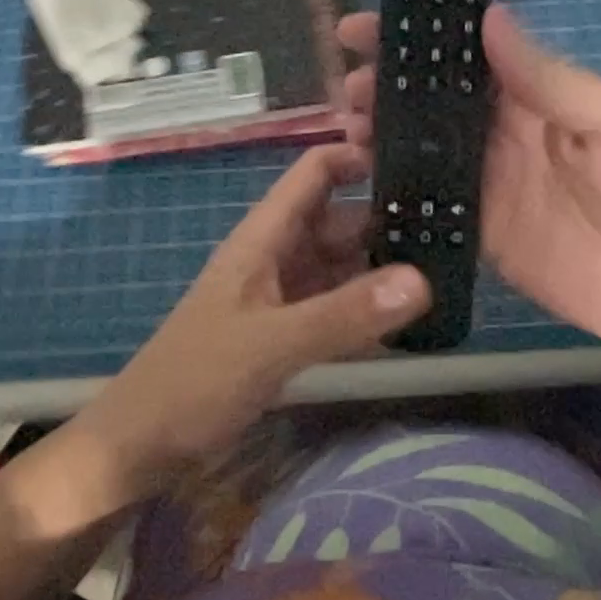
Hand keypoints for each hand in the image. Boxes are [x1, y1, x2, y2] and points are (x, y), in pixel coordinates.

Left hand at [72, 144, 429, 496]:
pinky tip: (414, 320)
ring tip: (450, 266)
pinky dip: (369, 310)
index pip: (314, 174)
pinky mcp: (287, 335)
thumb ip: (344, 314)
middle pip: (339, 220)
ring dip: (383, 266)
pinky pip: (337, 308)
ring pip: (341, 266)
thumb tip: (423, 280)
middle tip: (457, 224)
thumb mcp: (271, 344)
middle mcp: (277, 258)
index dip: (358, 156)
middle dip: (387, 218)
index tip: (420, 160)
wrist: (143, 443)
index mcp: (264, 239)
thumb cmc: (195, 379)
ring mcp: (283, 297)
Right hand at [339, 6, 600, 362]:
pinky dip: (398, 193)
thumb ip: (552, 79)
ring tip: (346, 127)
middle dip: (389, 85)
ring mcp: (492, 185)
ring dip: (385, 134)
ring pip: (425, 149)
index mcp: (542, 96)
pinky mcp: (483, 234)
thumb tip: (491, 19)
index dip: (423, 37)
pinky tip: (364, 184)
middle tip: (347, 83)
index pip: (472, 55)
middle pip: (437, 101)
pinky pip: (433, 205)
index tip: (372, 26)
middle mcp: (508, 134)